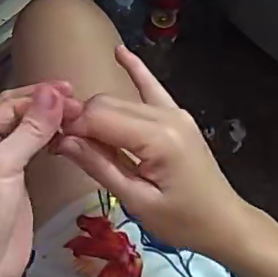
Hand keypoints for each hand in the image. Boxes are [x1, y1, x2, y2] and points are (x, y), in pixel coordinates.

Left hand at [0, 81, 77, 276]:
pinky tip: (68, 138)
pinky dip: (51, 141)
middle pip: (19, 114)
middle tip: (81, 103)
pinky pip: (35, 153)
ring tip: (80, 116)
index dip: (40, 96)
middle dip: (47, 105)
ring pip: (28, 132)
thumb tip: (53, 92)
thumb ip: (30, 129)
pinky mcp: (17, 183)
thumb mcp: (4, 165)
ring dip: (51, 122)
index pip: (10, 104)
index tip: (73, 93)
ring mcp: (2, 165)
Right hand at [54, 46, 270, 262]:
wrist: (225, 223)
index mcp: (158, 138)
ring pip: (119, 99)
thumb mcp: (137, 201)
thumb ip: (100, 166)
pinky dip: (135, 70)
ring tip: (75, 133)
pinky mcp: (176, 114)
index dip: (71, 127)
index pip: (98, 117)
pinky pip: (151, 86)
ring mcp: (174, 111)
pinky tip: (119, 52)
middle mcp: (166, 115)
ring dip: (95, 112)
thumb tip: (62, 140)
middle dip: (80, 120)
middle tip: (61, 145)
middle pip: (106, 104)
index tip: (52, 143)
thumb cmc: (183, 221)